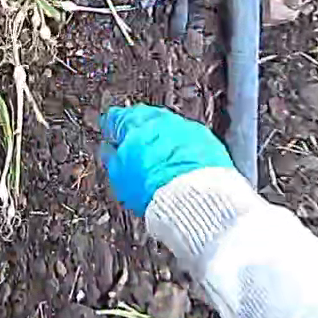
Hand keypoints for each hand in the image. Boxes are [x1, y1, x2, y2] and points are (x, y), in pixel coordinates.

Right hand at [98, 104, 234, 213]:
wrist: (195, 200)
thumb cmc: (155, 188)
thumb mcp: (119, 176)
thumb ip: (112, 157)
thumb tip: (109, 151)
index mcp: (134, 122)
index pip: (116, 117)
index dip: (112, 131)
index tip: (112, 139)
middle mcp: (160, 119)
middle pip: (144, 121)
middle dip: (140, 135)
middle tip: (136, 156)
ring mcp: (185, 128)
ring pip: (169, 130)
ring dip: (163, 143)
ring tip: (160, 167)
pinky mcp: (208, 140)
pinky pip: (190, 142)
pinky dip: (184, 152)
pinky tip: (180, 169)